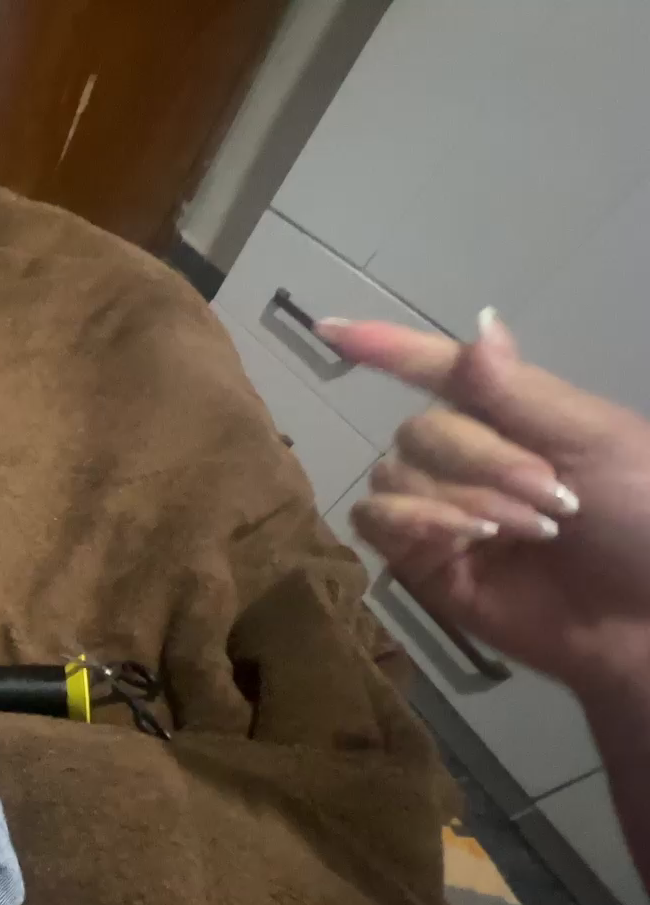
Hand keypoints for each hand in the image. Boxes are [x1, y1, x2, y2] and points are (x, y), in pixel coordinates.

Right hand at [315, 308, 649, 694]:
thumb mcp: (601, 444)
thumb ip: (521, 394)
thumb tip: (476, 327)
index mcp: (512, 421)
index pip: (433, 373)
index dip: (385, 348)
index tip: (328, 327)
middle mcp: (460, 458)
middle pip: (418, 432)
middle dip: (479, 461)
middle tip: (550, 498)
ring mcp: (430, 506)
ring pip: (395, 477)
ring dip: (460, 501)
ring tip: (522, 532)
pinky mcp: (408, 553)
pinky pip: (375, 519)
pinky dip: (418, 523)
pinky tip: (466, 542)